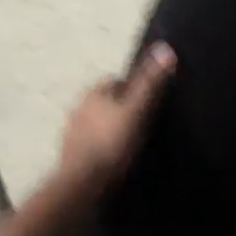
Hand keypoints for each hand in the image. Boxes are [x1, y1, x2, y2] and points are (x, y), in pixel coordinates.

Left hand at [59, 43, 176, 188]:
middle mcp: (78, 108)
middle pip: (105, 103)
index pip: (116, 80)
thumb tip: (165, 48)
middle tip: (144, 125)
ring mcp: (71, 134)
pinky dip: (102, 151)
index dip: (134, 88)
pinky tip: (115, 163)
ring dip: (110, 131)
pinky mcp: (70, 158)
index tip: (150, 102)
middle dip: (120, 109)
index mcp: (93, 93)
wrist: (82, 186)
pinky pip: (91, 147)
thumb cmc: (111, 144)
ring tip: (132, 146)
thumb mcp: (137, 111)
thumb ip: (150, 82)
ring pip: (96, 125)